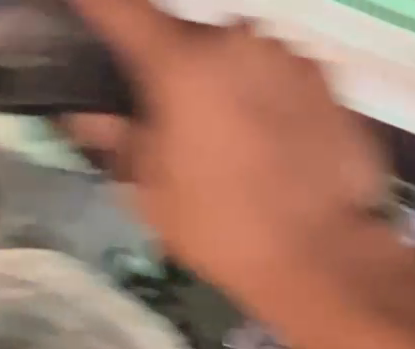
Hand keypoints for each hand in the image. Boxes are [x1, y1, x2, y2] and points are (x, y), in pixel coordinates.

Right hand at [61, 0, 396, 311]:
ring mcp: (291, 56)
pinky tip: (282, 153)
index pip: (121, 9)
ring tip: (242, 149)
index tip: (83, 6)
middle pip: (192, 43)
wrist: (322, 258)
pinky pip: (286, 82)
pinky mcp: (331, 83)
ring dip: (233, 89)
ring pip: (244, 61)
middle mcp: (237, 39)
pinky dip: (275, 105)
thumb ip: (122, 145)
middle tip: (184, 129)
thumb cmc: (224, 233)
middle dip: (180, 75)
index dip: (97, 6)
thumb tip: (90, 118)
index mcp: (181, 64)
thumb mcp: (157, 199)